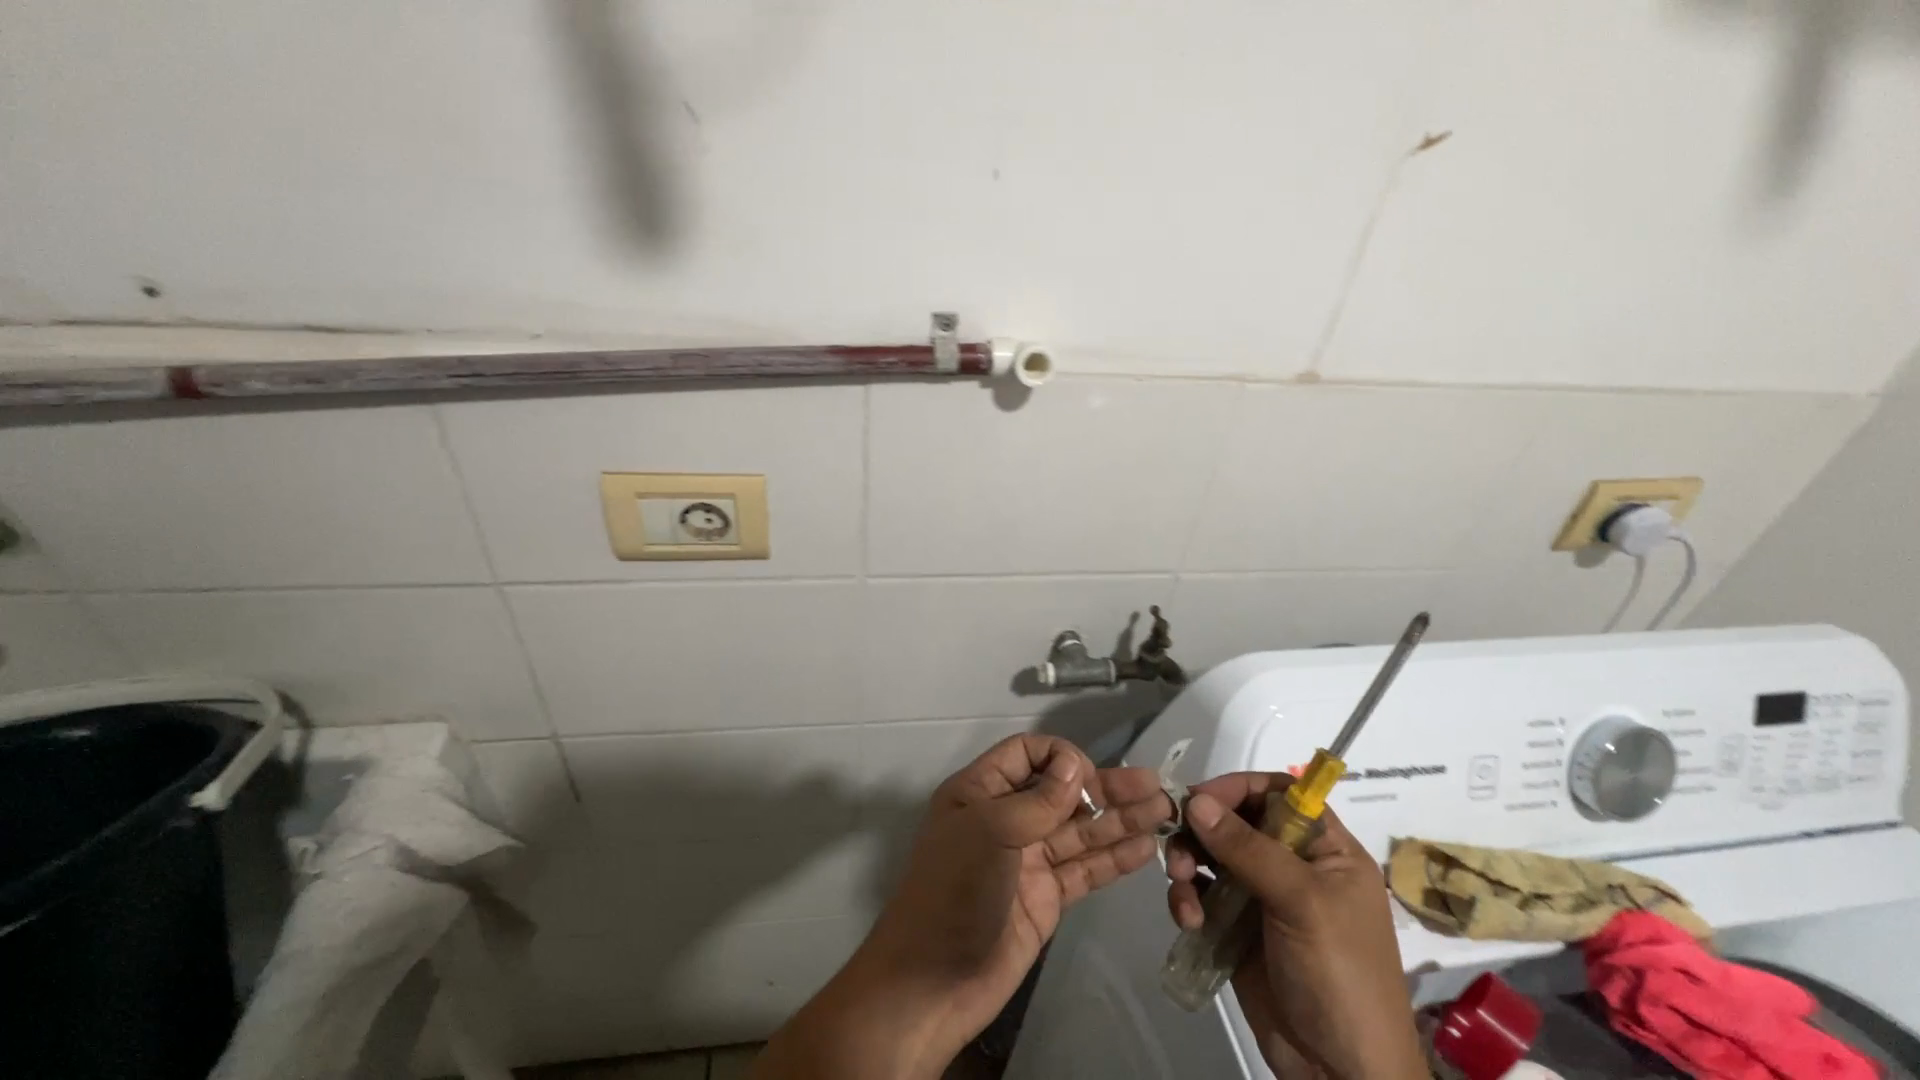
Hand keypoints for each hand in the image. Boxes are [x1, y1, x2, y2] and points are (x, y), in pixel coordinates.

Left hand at [755, 734, 1173, 1079]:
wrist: (933, 982)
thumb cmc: (952, 893)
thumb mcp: (987, 833)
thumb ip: (1035, 800)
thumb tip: (1074, 766)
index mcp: (980, 792)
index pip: (1026, 754)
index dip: (1060, 757)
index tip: (1087, 775)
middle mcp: (1006, 819)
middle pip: (1062, 792)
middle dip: (1106, 787)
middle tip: (1156, 787)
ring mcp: (1028, 860)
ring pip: (1081, 831)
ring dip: (1121, 820)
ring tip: (1166, 812)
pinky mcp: (1046, 898)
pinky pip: (1085, 869)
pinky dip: (1115, 857)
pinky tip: (1147, 847)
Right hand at [1165, 773, 1424, 1079]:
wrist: (1341, 1070)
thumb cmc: (1339, 973)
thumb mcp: (1301, 902)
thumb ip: (1248, 848)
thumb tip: (1195, 799)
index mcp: (1326, 850)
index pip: (1279, 794)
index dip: (1238, 789)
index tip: (1199, 800)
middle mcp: (1293, 866)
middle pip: (1236, 821)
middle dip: (1203, 830)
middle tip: (1181, 851)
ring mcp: (1262, 899)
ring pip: (1212, 856)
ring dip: (1189, 864)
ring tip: (1182, 889)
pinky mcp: (1236, 930)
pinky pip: (1202, 896)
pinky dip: (1188, 900)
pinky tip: (1189, 921)